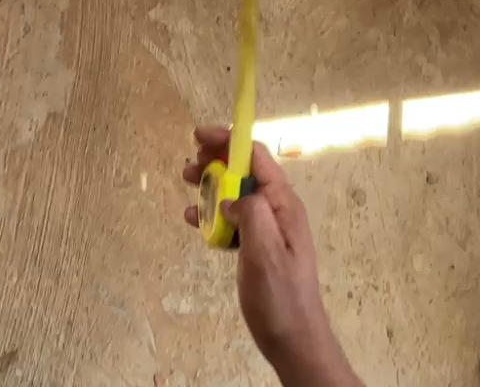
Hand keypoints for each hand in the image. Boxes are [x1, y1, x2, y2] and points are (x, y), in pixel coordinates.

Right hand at [182, 127, 360, 386]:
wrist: (293, 342)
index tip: (198, 137)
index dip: (228, 140)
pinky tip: (193, 220)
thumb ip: (250, 213)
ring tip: (186, 187)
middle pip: (243, 170)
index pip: (255, 156)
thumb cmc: (281, 297)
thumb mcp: (265, 251)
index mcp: (283, 204)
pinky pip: (231, 218)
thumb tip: (230, 196)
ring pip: (234, 192)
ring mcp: (267, 227)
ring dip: (209, 186)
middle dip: (214, 161)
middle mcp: (276, 209)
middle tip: (189, 166)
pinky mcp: (256, 245)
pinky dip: (211, 213)